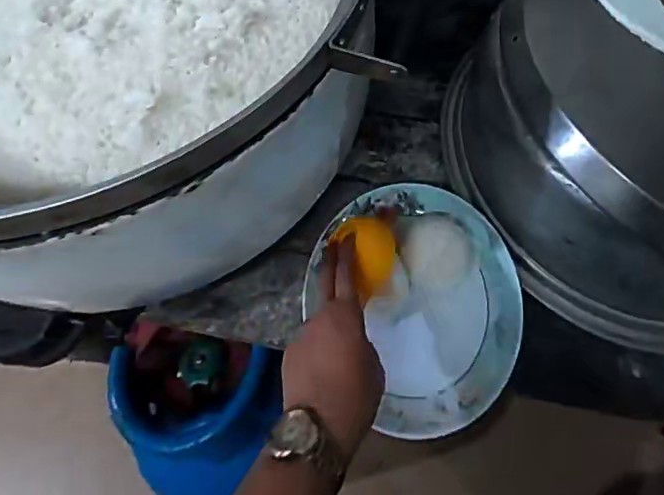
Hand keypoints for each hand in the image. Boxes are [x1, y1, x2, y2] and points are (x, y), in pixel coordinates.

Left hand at [283, 239, 382, 453]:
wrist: (315, 430)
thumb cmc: (355, 394)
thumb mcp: (373, 365)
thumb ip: (361, 342)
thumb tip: (350, 342)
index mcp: (345, 316)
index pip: (346, 275)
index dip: (347, 253)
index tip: (348, 234)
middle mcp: (319, 318)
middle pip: (324, 280)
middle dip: (329, 260)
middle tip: (333, 244)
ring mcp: (301, 336)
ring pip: (318, 323)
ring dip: (327, 328)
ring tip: (339, 351)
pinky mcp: (289, 356)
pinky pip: (308, 345)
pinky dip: (317, 350)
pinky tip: (324, 371)